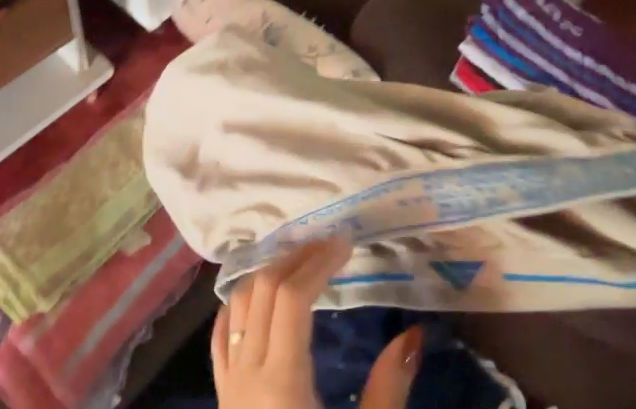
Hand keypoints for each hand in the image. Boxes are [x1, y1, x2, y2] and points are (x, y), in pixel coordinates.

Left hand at [212, 239, 421, 408]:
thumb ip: (389, 389)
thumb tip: (415, 335)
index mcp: (283, 382)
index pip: (293, 297)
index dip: (319, 262)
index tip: (346, 243)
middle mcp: (247, 375)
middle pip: (263, 291)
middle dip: (297, 259)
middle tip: (331, 246)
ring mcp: (228, 388)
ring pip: (237, 308)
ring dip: (267, 276)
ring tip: (300, 264)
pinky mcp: (221, 402)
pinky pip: (221, 340)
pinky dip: (239, 308)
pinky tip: (254, 302)